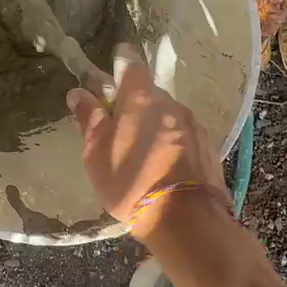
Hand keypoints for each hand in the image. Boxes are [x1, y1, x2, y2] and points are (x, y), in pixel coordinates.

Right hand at [68, 44, 227, 229]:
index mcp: (141, 97)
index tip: (106, 80)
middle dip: (133, 104)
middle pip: (148, 92)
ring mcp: (194, 124)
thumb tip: (78, 92)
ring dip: (153, 125)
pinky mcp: (208, 147)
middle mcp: (171, 103)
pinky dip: (171, 142)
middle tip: (117, 129)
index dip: (117, 66)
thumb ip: (89, 118)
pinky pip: (183, 134)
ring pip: (166, 114)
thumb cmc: (131, 182)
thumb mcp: (96, 153)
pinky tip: (163, 166)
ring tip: (141, 154)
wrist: (187, 223)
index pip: (130, 63)